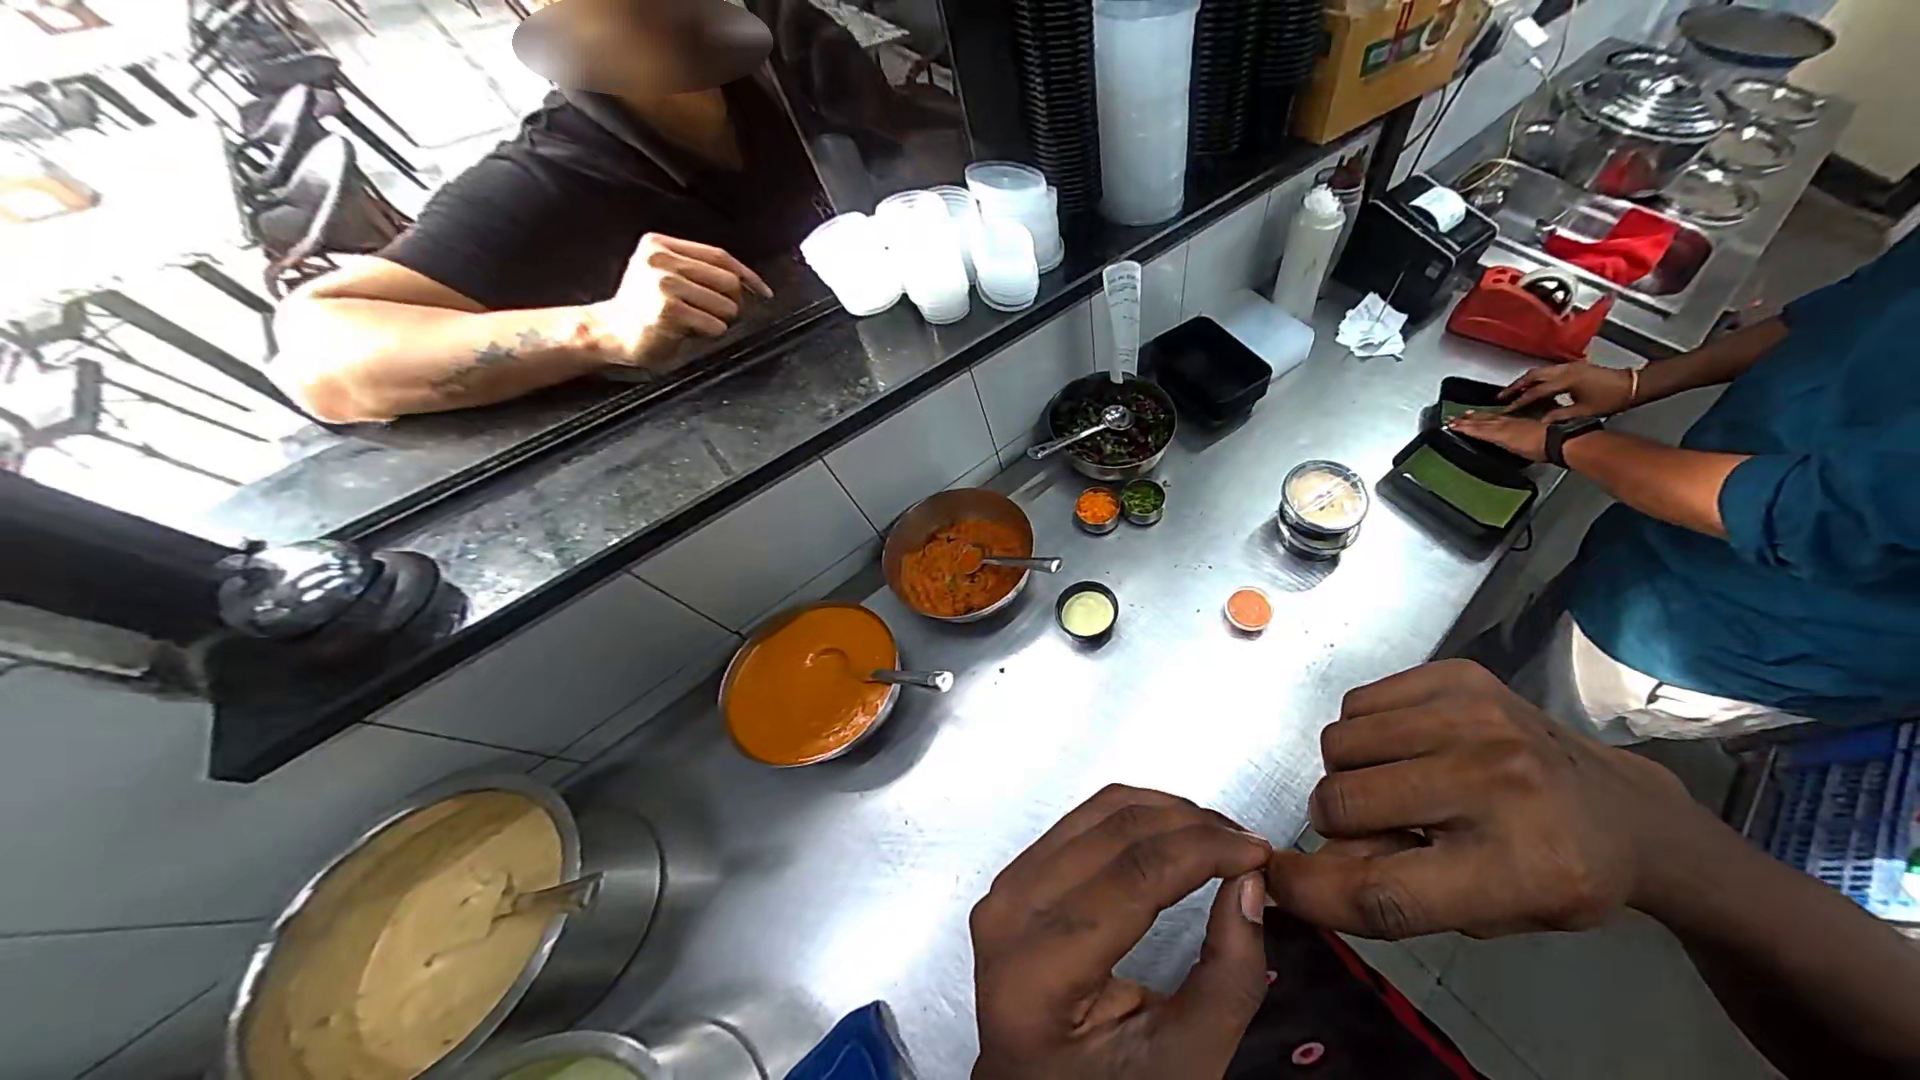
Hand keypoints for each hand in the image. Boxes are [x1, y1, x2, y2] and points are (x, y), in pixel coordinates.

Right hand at [589, 233, 771, 367]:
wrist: (610, 333)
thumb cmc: (644, 309)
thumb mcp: (664, 274)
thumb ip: (696, 269)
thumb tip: (746, 282)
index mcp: (660, 244)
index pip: (720, 256)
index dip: (748, 275)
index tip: (764, 292)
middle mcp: (661, 259)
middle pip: (728, 281)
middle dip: (730, 303)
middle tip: (710, 314)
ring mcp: (664, 283)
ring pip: (726, 304)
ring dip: (718, 320)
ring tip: (692, 321)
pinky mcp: (669, 310)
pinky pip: (715, 324)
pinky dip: (709, 333)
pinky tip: (687, 331)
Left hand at [971, 785, 1272, 1079]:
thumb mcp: (1182, 1059)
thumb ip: (1228, 976)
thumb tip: (1249, 882)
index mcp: (1037, 971)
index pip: (1133, 877)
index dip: (1204, 850)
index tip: (1257, 853)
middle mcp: (1008, 914)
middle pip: (1114, 833)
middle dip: (1192, 826)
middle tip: (1246, 844)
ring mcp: (1004, 887)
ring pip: (1097, 812)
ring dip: (1166, 812)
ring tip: (1218, 836)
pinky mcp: (1015, 874)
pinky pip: (1081, 820)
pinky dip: (1135, 816)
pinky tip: (1174, 831)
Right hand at [1266, 660, 1704, 940]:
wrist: (1624, 811)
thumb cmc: (1550, 874)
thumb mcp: (1482, 915)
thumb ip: (1383, 894)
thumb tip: (1293, 871)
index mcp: (1522, 869)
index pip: (1382, 890)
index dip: (1309, 889)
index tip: (1272, 879)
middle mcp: (1501, 784)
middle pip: (1343, 803)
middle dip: (1336, 821)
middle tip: (1372, 825)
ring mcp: (1478, 719)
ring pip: (1337, 744)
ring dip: (1348, 771)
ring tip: (1394, 782)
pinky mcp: (1459, 677)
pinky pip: (1355, 702)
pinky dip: (1364, 732)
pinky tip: (1407, 747)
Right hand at [1447, 413, 1548, 461]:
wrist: (1563, 442)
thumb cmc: (1542, 448)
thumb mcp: (1516, 449)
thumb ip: (1503, 441)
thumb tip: (1494, 438)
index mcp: (1500, 431)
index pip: (1476, 428)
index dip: (1463, 427)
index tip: (1451, 425)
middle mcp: (1505, 424)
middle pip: (1481, 421)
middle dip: (1466, 420)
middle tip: (1453, 418)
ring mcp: (1516, 422)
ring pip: (1491, 417)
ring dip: (1477, 416)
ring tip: (1468, 414)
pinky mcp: (1526, 421)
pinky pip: (1504, 416)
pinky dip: (1495, 415)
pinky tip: (1494, 415)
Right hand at [1501, 360, 1634, 420]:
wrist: (1636, 385)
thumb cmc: (1612, 399)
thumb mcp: (1584, 411)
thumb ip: (1559, 415)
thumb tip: (1540, 421)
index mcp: (1566, 381)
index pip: (1535, 392)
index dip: (1519, 402)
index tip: (1506, 410)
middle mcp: (1565, 370)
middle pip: (1532, 376)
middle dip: (1515, 387)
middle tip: (1501, 397)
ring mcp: (1570, 366)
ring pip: (1539, 371)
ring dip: (1524, 381)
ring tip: (1513, 391)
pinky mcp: (1574, 367)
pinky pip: (1548, 371)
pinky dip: (1536, 379)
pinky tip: (1533, 387)